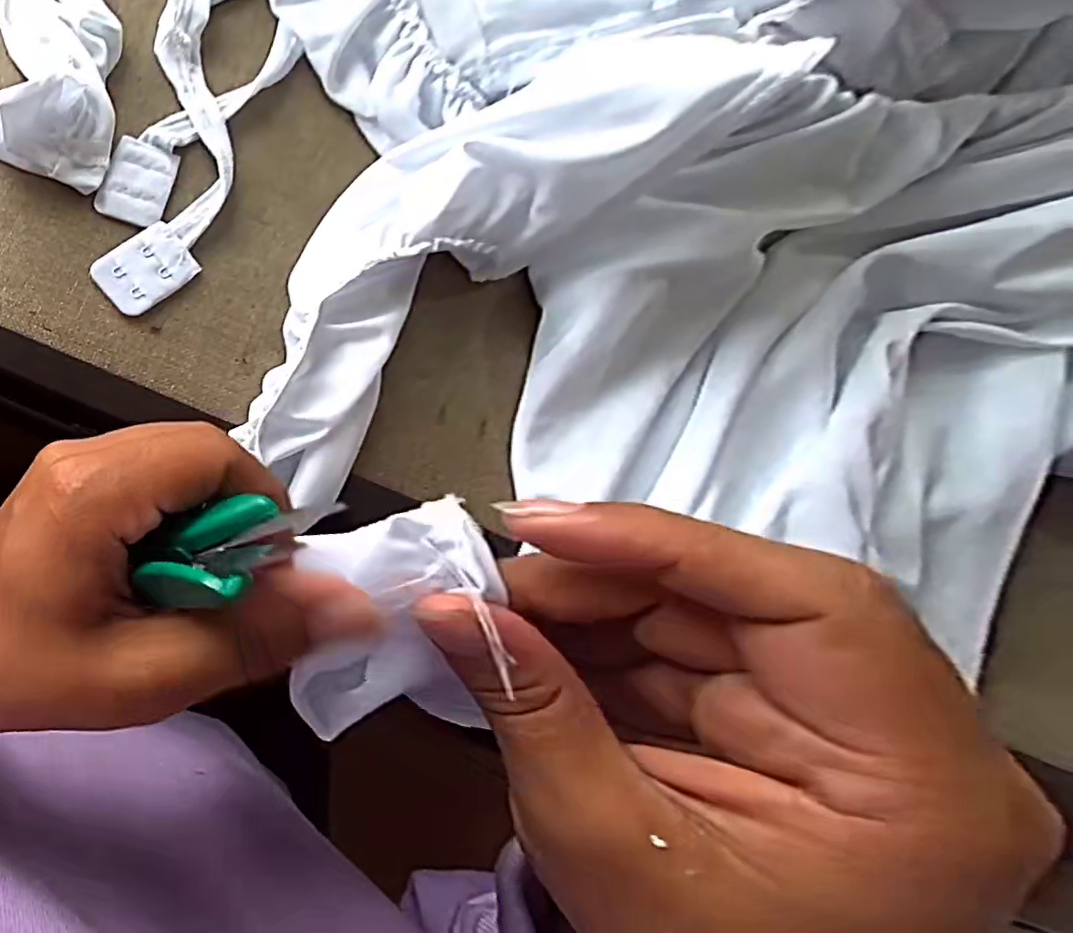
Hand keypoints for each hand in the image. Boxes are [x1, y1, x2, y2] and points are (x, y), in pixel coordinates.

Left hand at [0, 422, 379, 739]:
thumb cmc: (27, 675)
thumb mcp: (145, 676)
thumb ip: (249, 636)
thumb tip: (344, 604)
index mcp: (90, 489)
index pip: (211, 454)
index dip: (259, 505)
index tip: (264, 572)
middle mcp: (79, 454)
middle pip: (196, 450)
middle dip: (232, 512)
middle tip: (226, 583)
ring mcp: (68, 458)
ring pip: (175, 459)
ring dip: (203, 515)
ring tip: (187, 581)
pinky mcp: (67, 473)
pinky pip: (147, 472)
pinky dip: (173, 513)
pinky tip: (154, 567)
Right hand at [413, 501, 1062, 932]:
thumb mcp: (596, 835)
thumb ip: (525, 704)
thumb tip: (448, 608)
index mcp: (914, 781)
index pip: (811, 602)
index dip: (663, 542)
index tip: (540, 525)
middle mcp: (887, 730)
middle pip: (724, 595)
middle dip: (588, 580)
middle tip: (487, 588)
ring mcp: (821, 718)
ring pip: (678, 606)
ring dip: (572, 605)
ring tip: (492, 617)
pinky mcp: (757, 713)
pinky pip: (657, 639)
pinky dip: (578, 635)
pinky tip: (525, 643)